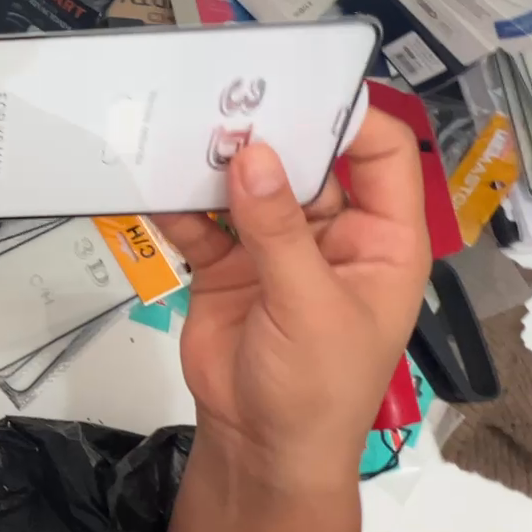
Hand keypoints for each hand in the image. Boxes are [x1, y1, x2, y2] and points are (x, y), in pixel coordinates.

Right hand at [151, 108, 430, 490]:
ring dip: (215, 170)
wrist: (256, 440)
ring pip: (244, 191)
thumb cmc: (316, 386)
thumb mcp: (311, 306)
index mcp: (378, 239)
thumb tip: (250, 158)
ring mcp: (270, 248)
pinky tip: (152, 189)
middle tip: (223, 105)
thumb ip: (278, 232)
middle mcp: (326, 233)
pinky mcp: (223, 264)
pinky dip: (176, 209)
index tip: (298, 91)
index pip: (379, 158)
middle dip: (266, 138)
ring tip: (181, 139)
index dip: (348, 121)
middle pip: (301, 166)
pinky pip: (199, 225)